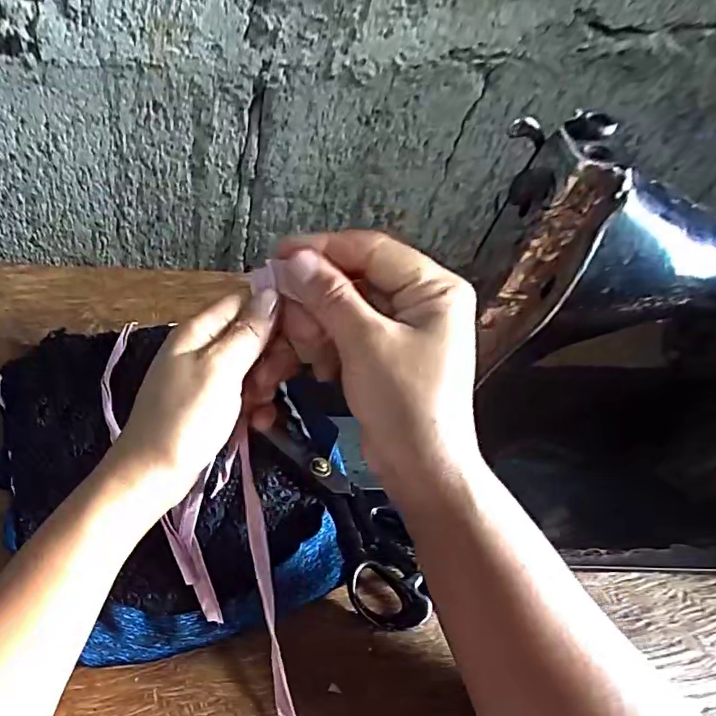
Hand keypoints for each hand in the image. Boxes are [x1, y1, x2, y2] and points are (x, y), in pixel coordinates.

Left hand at [104, 287, 278, 507]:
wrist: (153, 474)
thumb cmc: (185, 420)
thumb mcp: (221, 369)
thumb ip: (248, 332)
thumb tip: (272, 293)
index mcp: (197, 330)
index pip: (245, 300)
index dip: (274, 313)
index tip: (297, 336)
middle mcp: (200, 349)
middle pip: (251, 335)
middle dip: (271, 356)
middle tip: (271, 381)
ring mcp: (204, 380)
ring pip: (251, 369)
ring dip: (265, 386)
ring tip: (260, 406)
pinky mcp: (209, 408)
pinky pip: (241, 397)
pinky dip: (253, 408)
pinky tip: (258, 423)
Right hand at [267, 231, 480, 483]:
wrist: (420, 465)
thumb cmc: (408, 406)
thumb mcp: (365, 343)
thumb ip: (330, 296)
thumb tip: (297, 261)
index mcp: (433, 289)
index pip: (371, 249)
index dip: (323, 249)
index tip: (281, 254)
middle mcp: (420, 304)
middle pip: (354, 281)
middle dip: (317, 301)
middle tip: (289, 318)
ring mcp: (401, 333)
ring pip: (344, 312)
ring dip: (318, 329)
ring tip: (307, 351)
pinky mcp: (383, 358)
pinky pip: (346, 339)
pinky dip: (327, 349)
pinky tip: (321, 368)